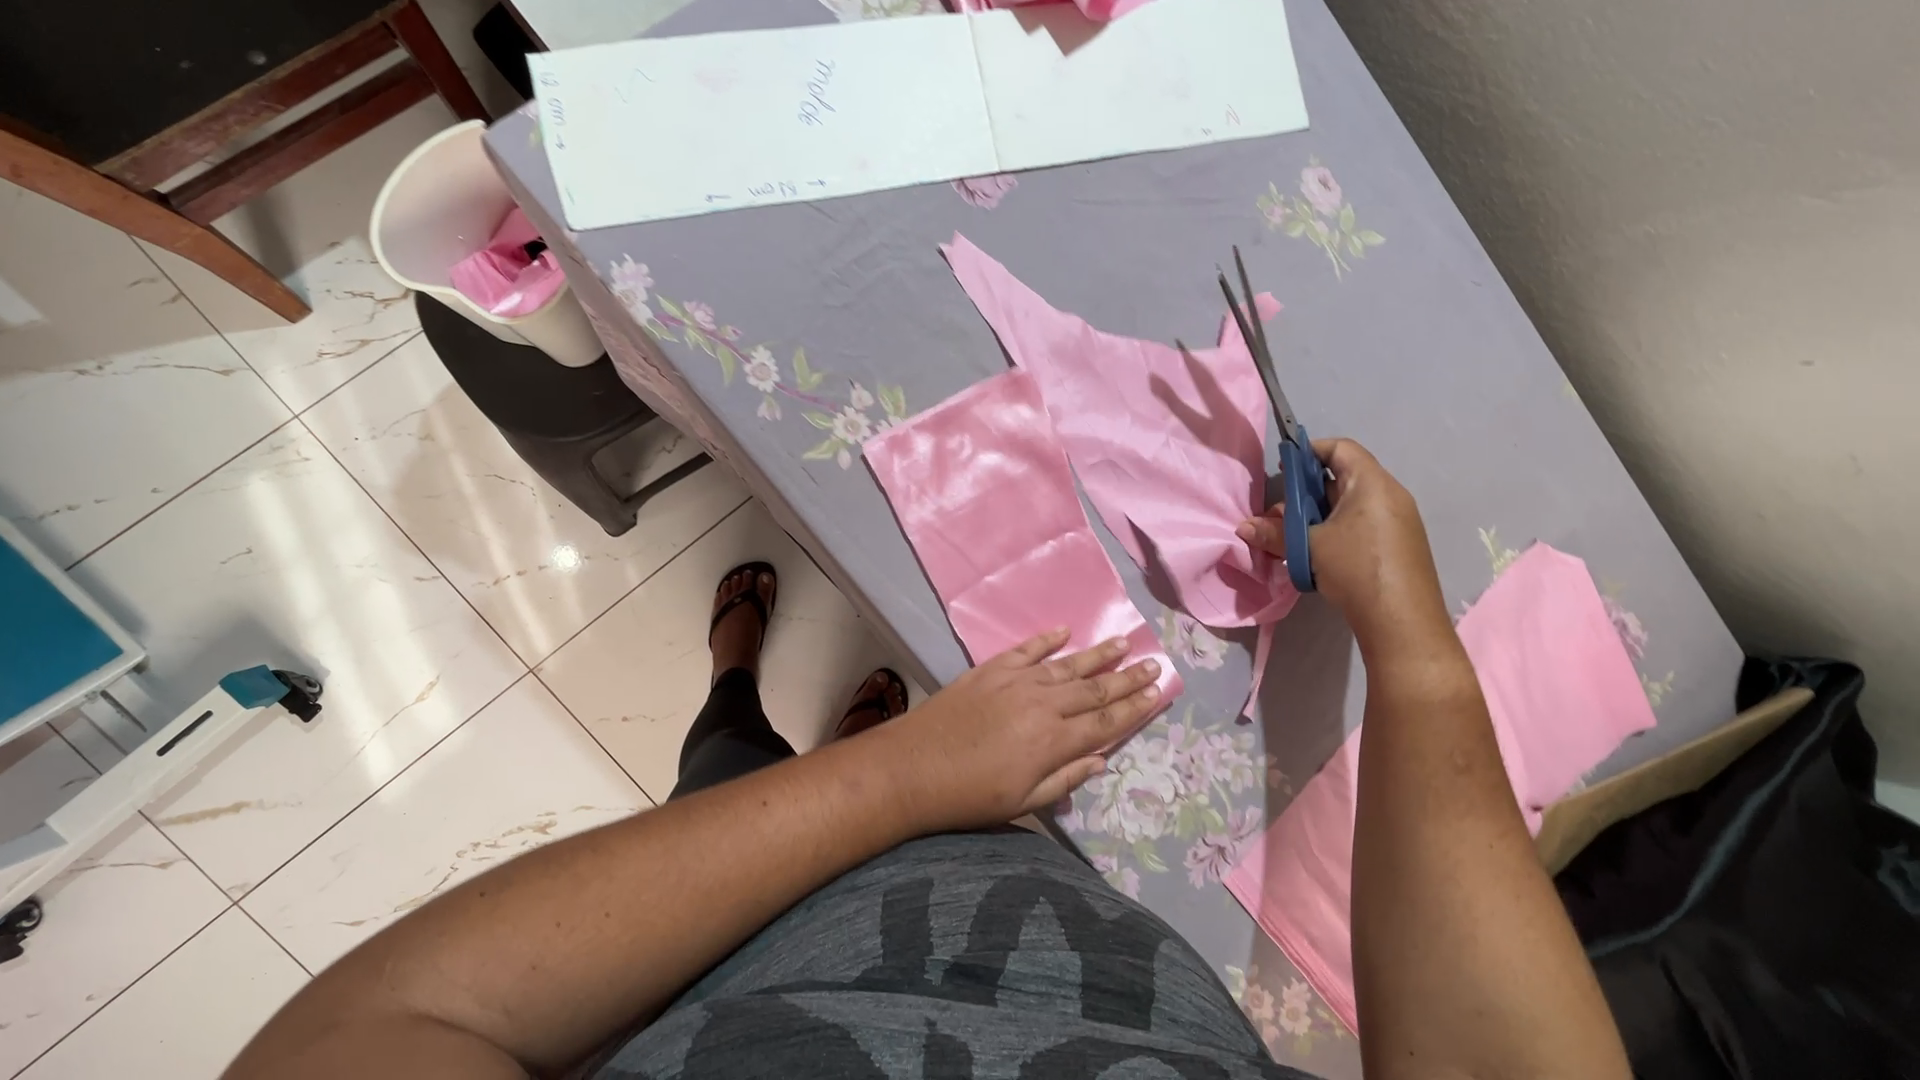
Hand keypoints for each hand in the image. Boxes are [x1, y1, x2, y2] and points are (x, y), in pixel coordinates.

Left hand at [876, 630, 1162, 832]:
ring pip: (1066, 665)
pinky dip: (1046, 640)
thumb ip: (1064, 779)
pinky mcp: (989, 670)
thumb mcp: (1022, 803)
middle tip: (1155, 663)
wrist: (910, 768)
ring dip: (1098, 654)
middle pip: (1093, 689)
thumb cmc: (968, 797)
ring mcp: (1014, 682)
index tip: (1158, 692)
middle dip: (1126, 678)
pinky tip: (1064, 631)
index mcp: (1053, 742)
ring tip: (1124, 643)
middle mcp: (1041, 705)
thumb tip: (1101, 759)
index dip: (1134, 708)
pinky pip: (1025, 650)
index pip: (1105, 722)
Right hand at [1237, 438, 1450, 649]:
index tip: (1284, 469)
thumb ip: (1275, 533)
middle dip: (1306, 492)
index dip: (1310, 451)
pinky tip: (1317, 556)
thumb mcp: (1309, 547)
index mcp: (1372, 484)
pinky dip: (1335, 531)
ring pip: (1349, 505)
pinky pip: (1360, 524)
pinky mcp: (1397, 545)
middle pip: (1343, 478)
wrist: (1402, 621)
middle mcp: (1389, 495)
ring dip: (1318, 516)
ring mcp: (1397, 521)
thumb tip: (1244, 527)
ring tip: (1293, 539)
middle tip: (1280, 514)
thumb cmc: (1356, 569)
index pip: (1341, 448)